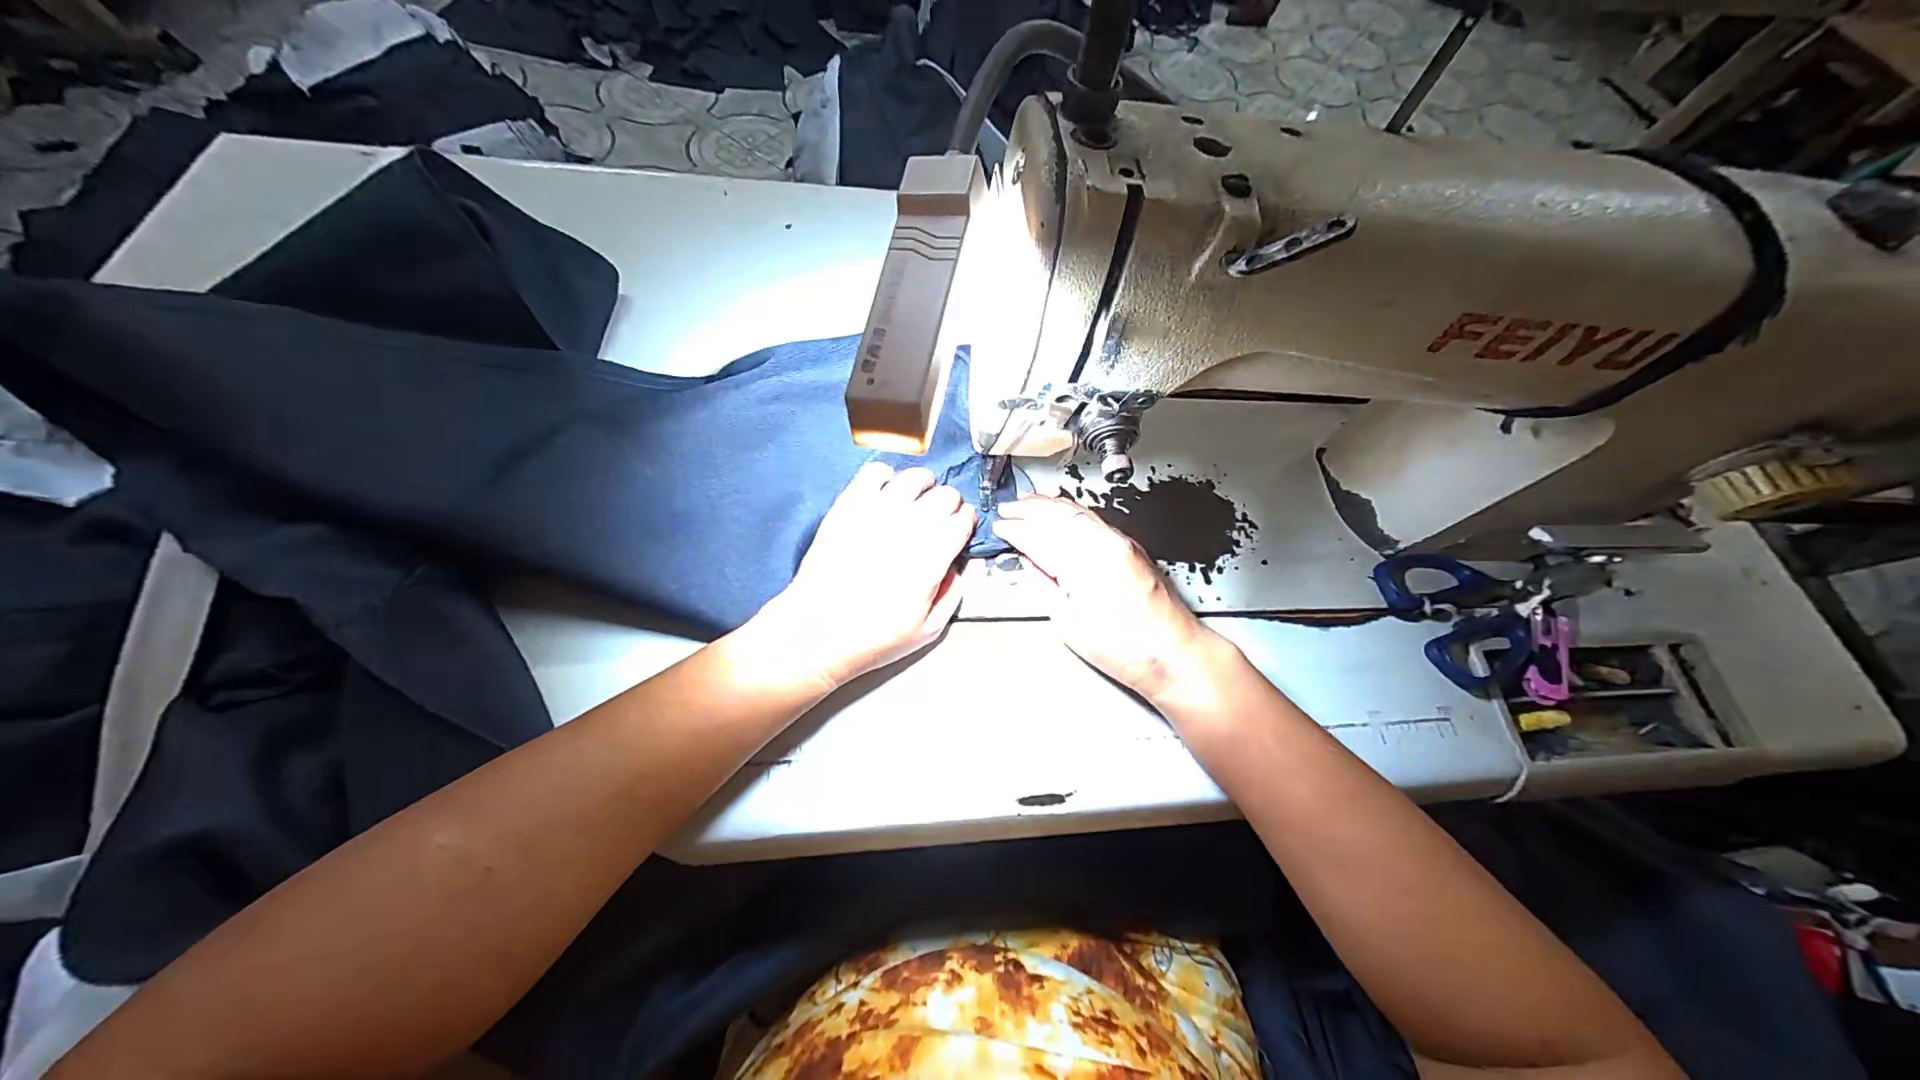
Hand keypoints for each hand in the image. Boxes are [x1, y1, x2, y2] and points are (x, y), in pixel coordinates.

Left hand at [748, 462, 975, 689]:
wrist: (816, 630)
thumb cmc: (870, 636)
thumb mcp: (927, 630)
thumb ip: (952, 595)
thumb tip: (958, 568)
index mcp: (932, 556)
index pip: (963, 519)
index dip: (966, 523)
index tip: (961, 528)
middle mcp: (908, 526)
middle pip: (945, 494)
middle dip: (950, 504)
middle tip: (942, 517)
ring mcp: (877, 511)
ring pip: (915, 477)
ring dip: (924, 486)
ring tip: (917, 500)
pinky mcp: (849, 505)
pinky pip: (876, 471)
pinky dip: (887, 477)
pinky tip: (885, 494)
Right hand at [990, 496, 1236, 705]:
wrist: (1173, 652)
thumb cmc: (1128, 649)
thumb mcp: (1068, 623)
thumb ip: (1045, 585)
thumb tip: (1030, 564)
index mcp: (1085, 564)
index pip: (1039, 536)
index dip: (1015, 529)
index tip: (1000, 527)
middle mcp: (1105, 544)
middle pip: (1058, 515)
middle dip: (1028, 508)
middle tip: (1008, 507)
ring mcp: (1120, 542)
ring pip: (1077, 511)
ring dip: (1049, 505)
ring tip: (1028, 502)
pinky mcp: (1129, 546)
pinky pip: (1093, 518)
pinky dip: (1070, 511)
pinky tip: (1060, 512)